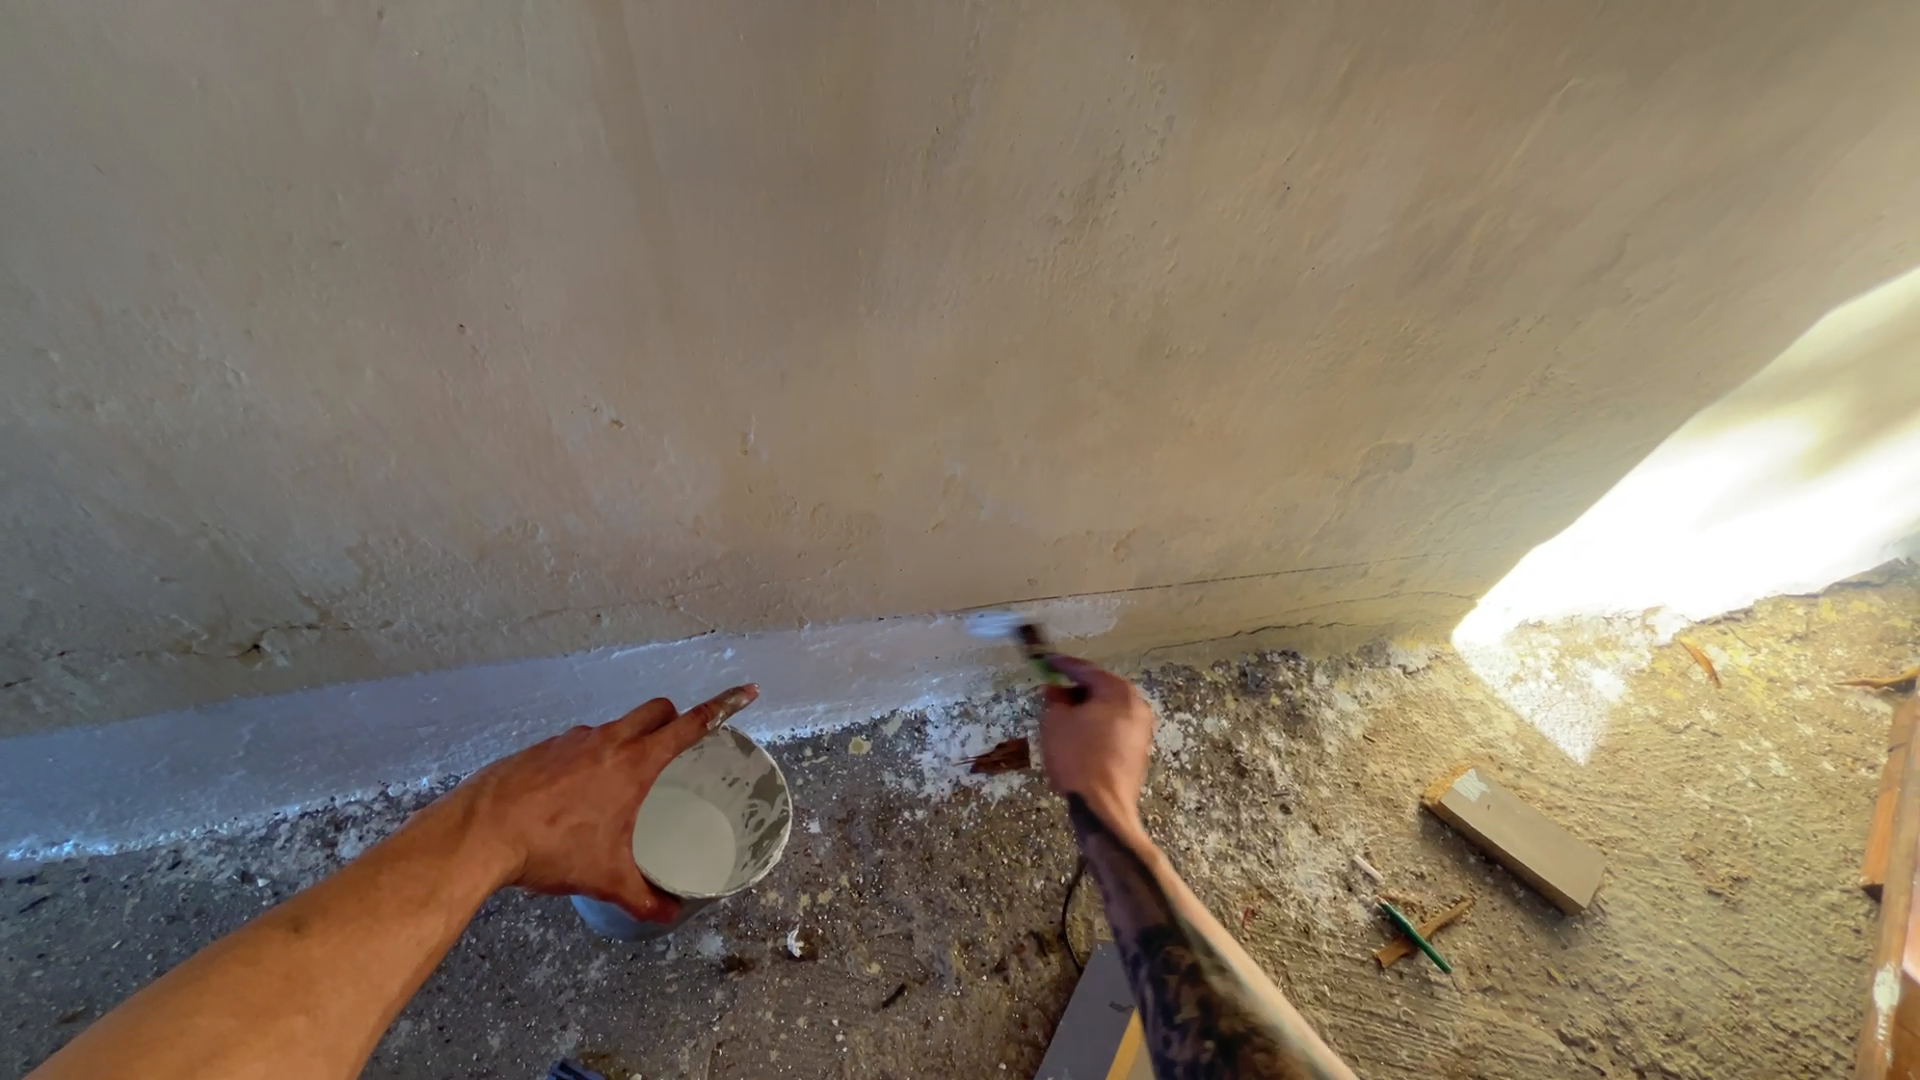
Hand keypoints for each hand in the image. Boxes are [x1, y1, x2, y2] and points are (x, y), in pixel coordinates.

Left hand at [444, 684, 759, 922]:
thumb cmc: (552, 848)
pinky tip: (571, 794)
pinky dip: (588, 756)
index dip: (724, 706)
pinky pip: (578, 742)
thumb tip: (669, 915)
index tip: (747, 692)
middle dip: (674, 719)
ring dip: (627, 740)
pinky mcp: (542, 748)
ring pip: (616, 725)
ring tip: (618, 782)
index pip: (692, 724)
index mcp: (637, 762)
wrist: (477, 834)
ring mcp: (573, 739)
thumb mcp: (604, 877)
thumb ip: (642, 896)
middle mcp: (610, 740)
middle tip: (676, 747)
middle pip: (657, 709)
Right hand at [1038, 656, 1155, 834]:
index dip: (1062, 665)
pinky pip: (1113, 728)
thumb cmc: (1077, 756)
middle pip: (1100, 689)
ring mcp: (1142, 730)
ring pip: (1107, 710)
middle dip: (1074, 690)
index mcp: (1118, 691)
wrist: (1102, 806)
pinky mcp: (1139, 751)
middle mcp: (1136, 705)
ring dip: (1085, 710)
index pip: (1085, 669)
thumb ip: (1054, 699)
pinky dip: (1095, 727)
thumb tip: (1055, 691)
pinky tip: (1077, 738)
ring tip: (1060, 718)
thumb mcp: (1055, 721)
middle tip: (1051, 693)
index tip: (1046, 661)